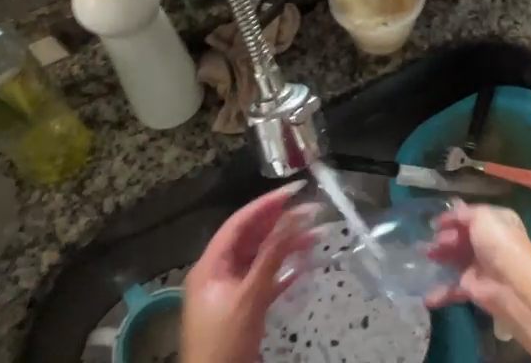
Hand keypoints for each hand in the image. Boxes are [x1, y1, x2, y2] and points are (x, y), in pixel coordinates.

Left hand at [181, 182, 309, 362]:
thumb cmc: (225, 340)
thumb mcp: (248, 296)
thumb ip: (271, 256)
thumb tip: (293, 218)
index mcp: (211, 265)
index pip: (240, 223)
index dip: (267, 203)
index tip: (295, 189)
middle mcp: (219, 272)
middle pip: (253, 237)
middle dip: (283, 223)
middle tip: (314, 210)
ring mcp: (232, 290)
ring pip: (263, 257)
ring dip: (289, 246)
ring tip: (319, 234)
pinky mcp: (244, 307)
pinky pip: (266, 279)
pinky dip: (285, 270)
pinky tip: (306, 263)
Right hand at [424, 203, 530, 323]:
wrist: (510, 282)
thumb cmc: (498, 241)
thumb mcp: (482, 217)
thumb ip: (465, 213)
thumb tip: (455, 208)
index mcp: (495, 222)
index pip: (471, 217)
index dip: (453, 218)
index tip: (435, 222)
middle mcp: (489, 242)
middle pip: (461, 238)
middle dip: (443, 238)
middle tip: (426, 241)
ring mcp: (480, 265)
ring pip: (455, 259)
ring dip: (439, 257)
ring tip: (422, 256)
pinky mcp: (473, 288)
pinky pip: (453, 288)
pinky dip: (440, 292)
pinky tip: (426, 297)